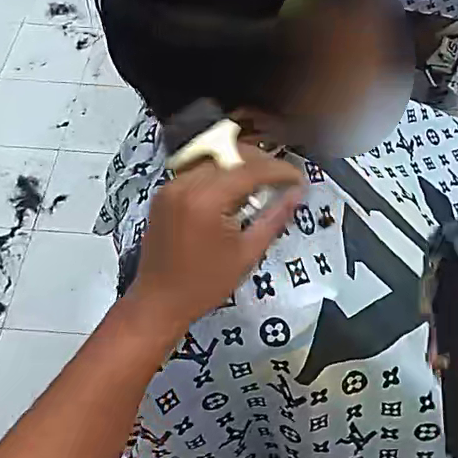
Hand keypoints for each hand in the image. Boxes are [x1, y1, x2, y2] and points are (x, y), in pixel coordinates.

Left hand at [127, 152, 302, 328]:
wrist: (158, 302)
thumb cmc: (205, 284)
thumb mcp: (247, 253)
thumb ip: (274, 218)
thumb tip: (297, 194)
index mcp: (206, 199)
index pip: (250, 169)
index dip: (280, 170)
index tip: (299, 179)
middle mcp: (185, 184)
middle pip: (231, 156)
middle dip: (262, 163)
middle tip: (285, 180)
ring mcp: (171, 186)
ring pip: (215, 159)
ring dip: (242, 166)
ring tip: (264, 184)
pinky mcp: (165, 193)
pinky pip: (199, 170)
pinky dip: (221, 174)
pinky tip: (236, 191)